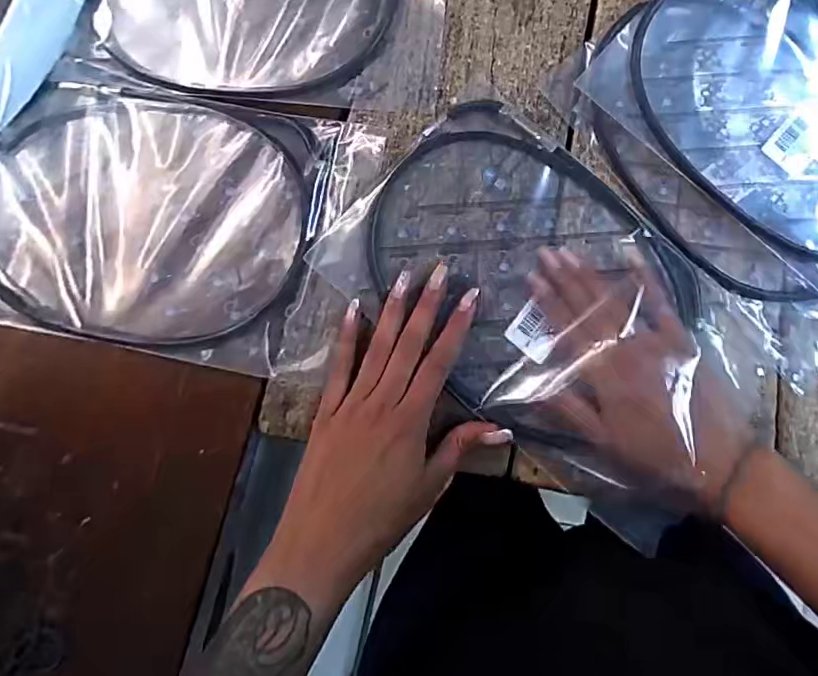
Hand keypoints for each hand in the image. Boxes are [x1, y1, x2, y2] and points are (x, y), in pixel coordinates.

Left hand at [242, 263, 510, 612]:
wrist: (317, 547)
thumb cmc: (380, 521)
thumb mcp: (428, 487)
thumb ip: (458, 448)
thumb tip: (501, 429)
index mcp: (411, 420)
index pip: (439, 362)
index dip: (456, 326)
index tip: (469, 296)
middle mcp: (382, 402)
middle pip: (409, 344)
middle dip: (426, 304)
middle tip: (437, 270)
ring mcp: (350, 403)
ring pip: (377, 347)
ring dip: (391, 309)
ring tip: (403, 277)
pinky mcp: (325, 411)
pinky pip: (338, 367)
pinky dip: (346, 337)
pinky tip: (352, 309)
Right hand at [526, 248, 757, 515]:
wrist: (719, 460)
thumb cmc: (657, 457)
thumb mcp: (606, 444)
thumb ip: (570, 411)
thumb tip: (533, 385)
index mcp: (604, 377)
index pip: (569, 333)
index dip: (549, 305)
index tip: (532, 279)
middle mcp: (625, 351)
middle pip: (588, 310)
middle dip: (564, 279)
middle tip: (546, 252)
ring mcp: (654, 340)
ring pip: (615, 302)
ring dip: (592, 276)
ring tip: (571, 253)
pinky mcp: (680, 337)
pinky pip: (659, 302)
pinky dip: (644, 278)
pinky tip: (630, 255)